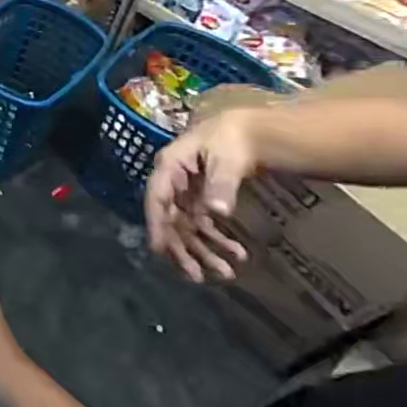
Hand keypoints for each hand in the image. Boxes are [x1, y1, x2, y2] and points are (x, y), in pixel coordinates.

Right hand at [145, 110, 256, 282]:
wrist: (250, 130)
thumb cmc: (232, 139)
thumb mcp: (228, 159)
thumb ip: (221, 184)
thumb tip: (217, 212)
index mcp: (169, 167)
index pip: (157, 199)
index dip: (156, 224)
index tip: (158, 249)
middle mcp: (172, 182)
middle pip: (170, 219)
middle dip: (183, 248)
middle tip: (197, 276)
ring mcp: (186, 192)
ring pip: (186, 226)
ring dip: (202, 250)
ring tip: (225, 272)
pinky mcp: (200, 197)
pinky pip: (202, 224)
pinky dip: (217, 239)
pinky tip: (237, 253)